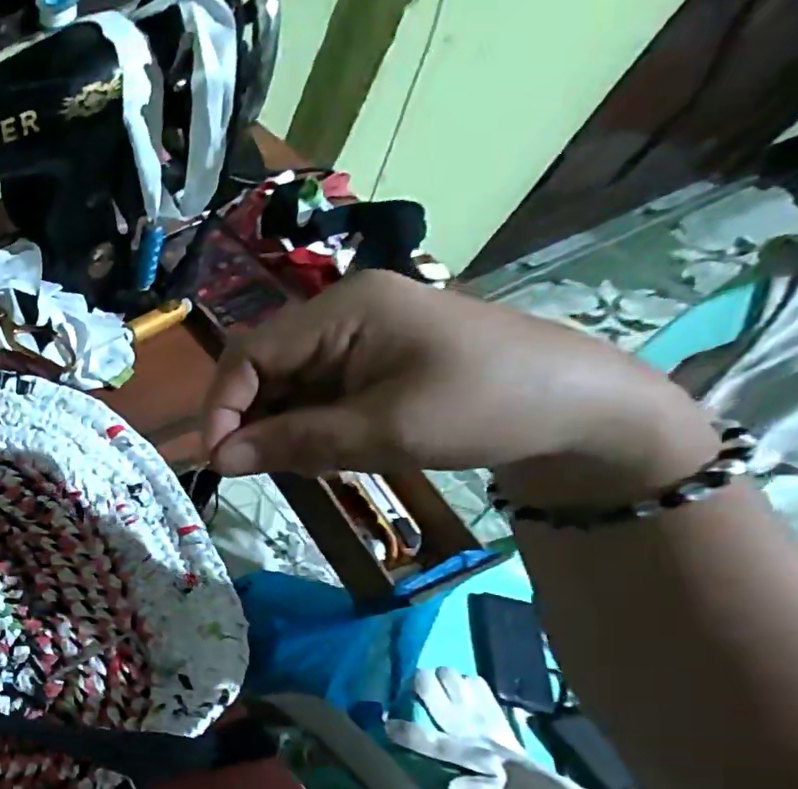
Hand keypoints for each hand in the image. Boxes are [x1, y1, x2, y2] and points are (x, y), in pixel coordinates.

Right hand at [200, 271, 719, 505]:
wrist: (580, 408)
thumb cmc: (485, 406)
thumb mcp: (383, 431)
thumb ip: (295, 442)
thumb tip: (217, 458)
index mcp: (342, 310)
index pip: (250, 353)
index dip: (223, 406)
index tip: (218, 461)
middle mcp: (340, 314)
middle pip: (263, 369)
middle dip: (254, 421)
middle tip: (264, 470)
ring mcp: (355, 337)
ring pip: (285, 387)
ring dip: (282, 429)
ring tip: (309, 464)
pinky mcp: (368, 362)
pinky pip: (314, 395)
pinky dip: (309, 428)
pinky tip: (331, 452)